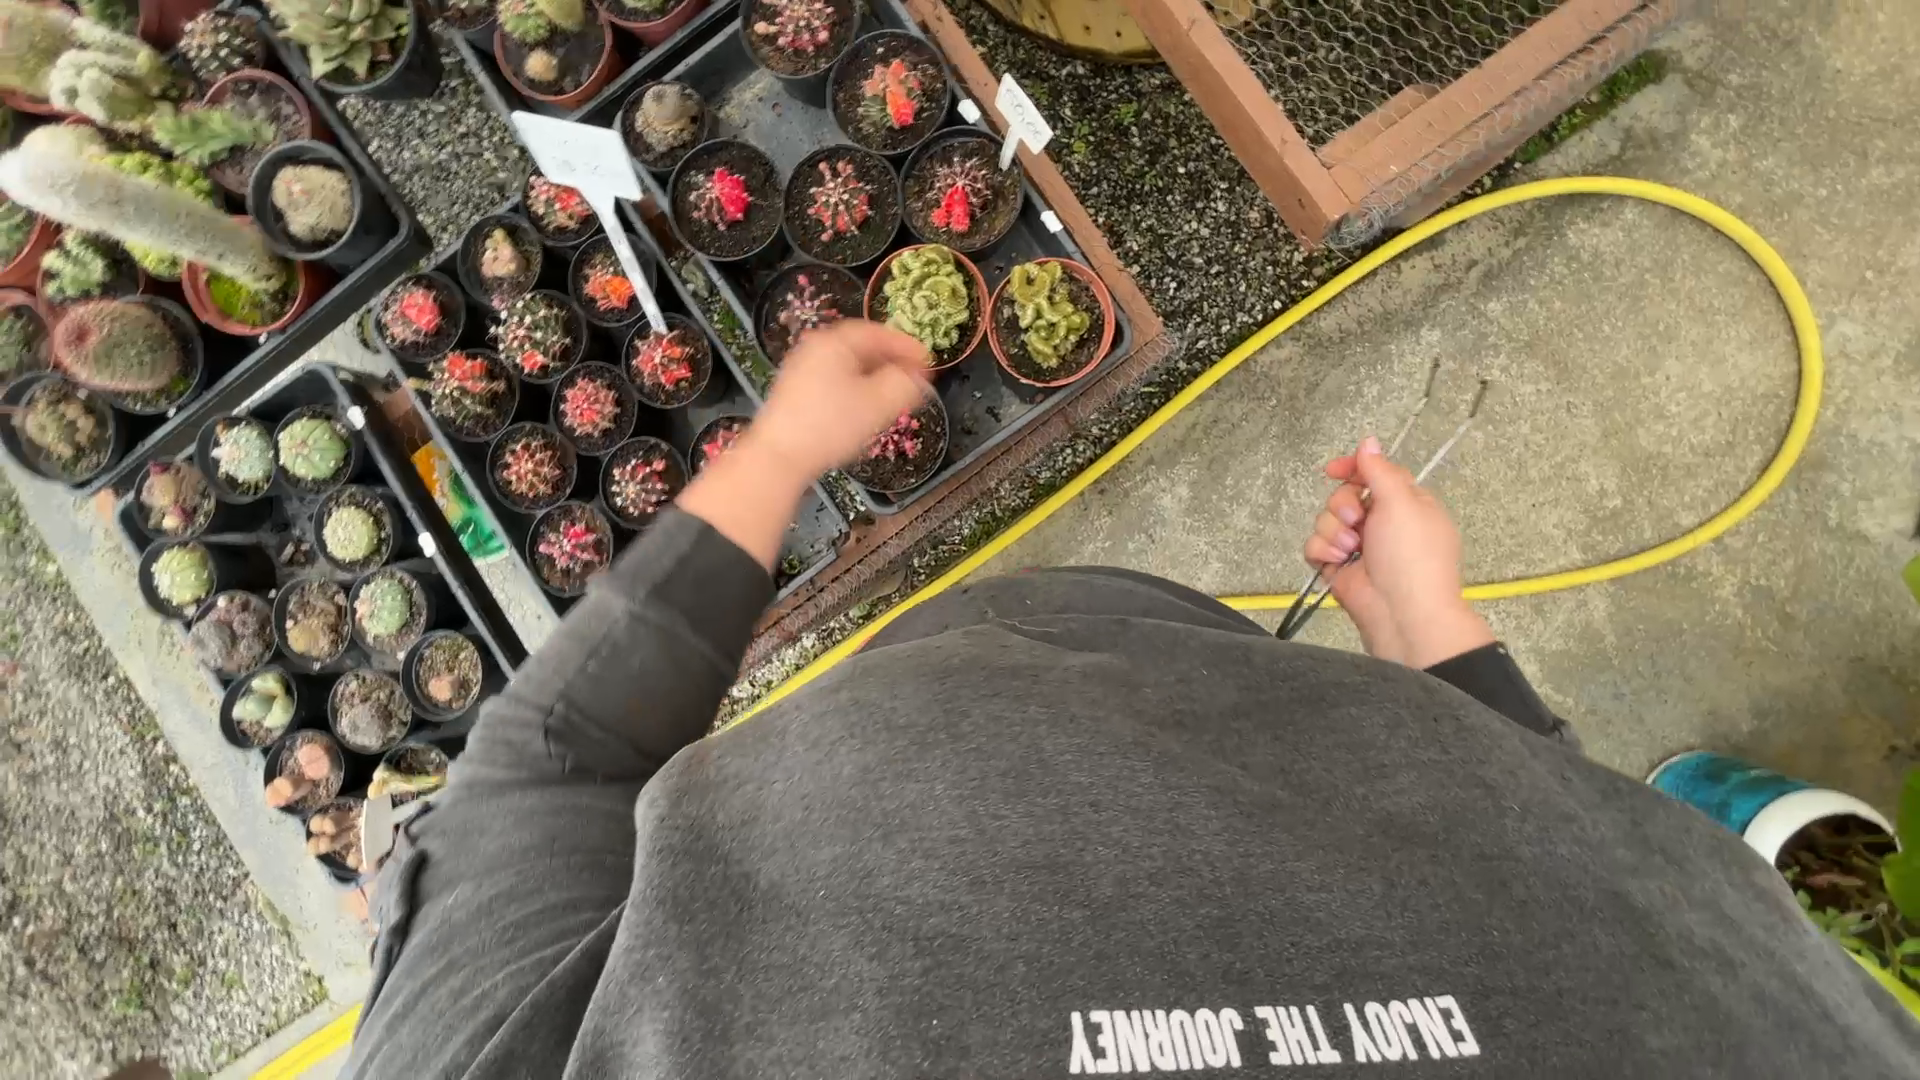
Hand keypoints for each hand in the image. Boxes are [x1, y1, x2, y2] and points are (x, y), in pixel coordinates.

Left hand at [743, 320, 932, 485]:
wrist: (779, 456)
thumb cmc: (830, 425)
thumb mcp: (877, 404)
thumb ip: (905, 385)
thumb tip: (919, 378)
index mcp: (835, 342)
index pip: (878, 333)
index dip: (906, 346)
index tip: (928, 360)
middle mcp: (815, 349)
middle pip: (861, 348)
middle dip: (891, 362)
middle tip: (913, 378)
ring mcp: (802, 370)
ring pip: (848, 366)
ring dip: (874, 377)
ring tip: (893, 395)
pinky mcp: (796, 393)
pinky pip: (834, 381)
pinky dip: (856, 388)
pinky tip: (865, 408)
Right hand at [1302, 435, 1492, 667]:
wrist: (1399, 610)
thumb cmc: (1411, 557)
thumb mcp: (1402, 504)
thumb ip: (1380, 470)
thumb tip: (1369, 441)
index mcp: (1405, 504)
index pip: (1373, 475)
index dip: (1352, 469)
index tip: (1334, 470)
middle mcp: (1381, 522)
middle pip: (1343, 496)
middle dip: (1342, 506)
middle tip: (1356, 520)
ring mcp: (1358, 545)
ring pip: (1325, 520)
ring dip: (1333, 532)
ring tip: (1351, 550)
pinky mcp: (1337, 565)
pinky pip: (1315, 546)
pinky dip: (1324, 551)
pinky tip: (1338, 562)